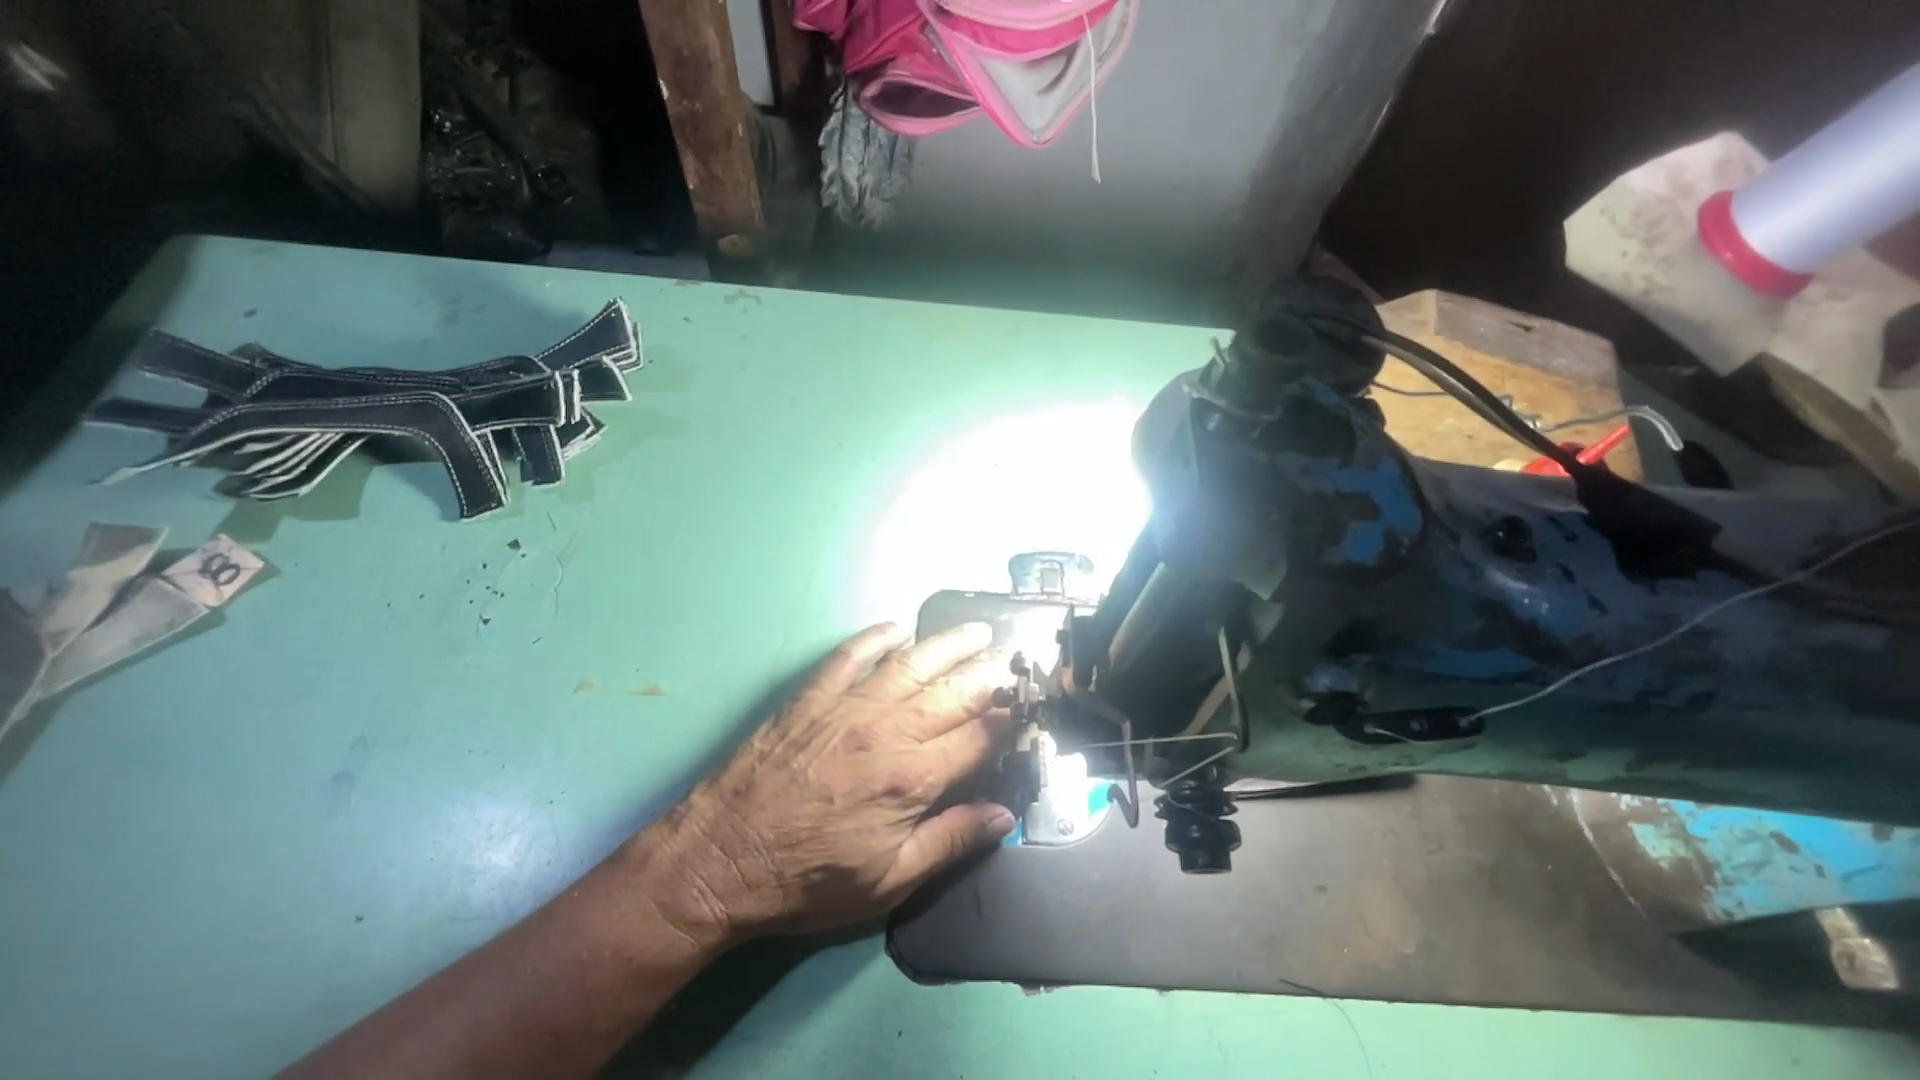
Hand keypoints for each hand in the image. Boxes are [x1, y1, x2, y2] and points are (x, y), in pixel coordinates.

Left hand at [648, 622, 1015, 940]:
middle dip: (992, 674)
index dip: (1012, 722)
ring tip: (976, 630)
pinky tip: (896, 629)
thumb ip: (950, 842)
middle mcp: (887, 730)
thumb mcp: (888, 882)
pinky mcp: (810, 698)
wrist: (719, 861)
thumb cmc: (807, 882)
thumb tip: (1005, 815)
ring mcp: (846, 707)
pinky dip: (875, 637)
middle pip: (954, 691)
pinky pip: (850, 655)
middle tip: (1016, 660)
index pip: (981, 736)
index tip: (1030, 710)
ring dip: (948, 643)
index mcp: (913, 778)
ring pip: (910, 663)